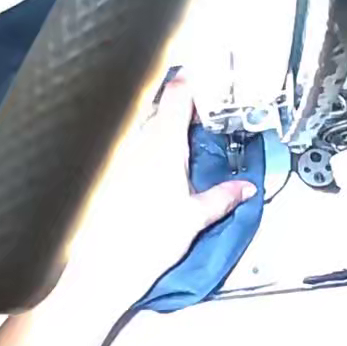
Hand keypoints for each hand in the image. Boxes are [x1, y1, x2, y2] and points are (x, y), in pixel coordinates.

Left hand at [49, 77, 254, 315]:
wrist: (103, 266)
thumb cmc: (144, 242)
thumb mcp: (194, 218)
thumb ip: (222, 198)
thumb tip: (243, 189)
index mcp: (162, 145)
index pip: (177, 96)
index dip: (190, 82)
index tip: (200, 78)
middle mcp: (136, 145)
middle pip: (159, 110)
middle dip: (178, 110)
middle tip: (198, 120)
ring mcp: (117, 157)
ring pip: (141, 130)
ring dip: (159, 131)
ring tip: (178, 150)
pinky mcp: (106, 175)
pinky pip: (128, 151)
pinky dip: (143, 152)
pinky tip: (152, 175)